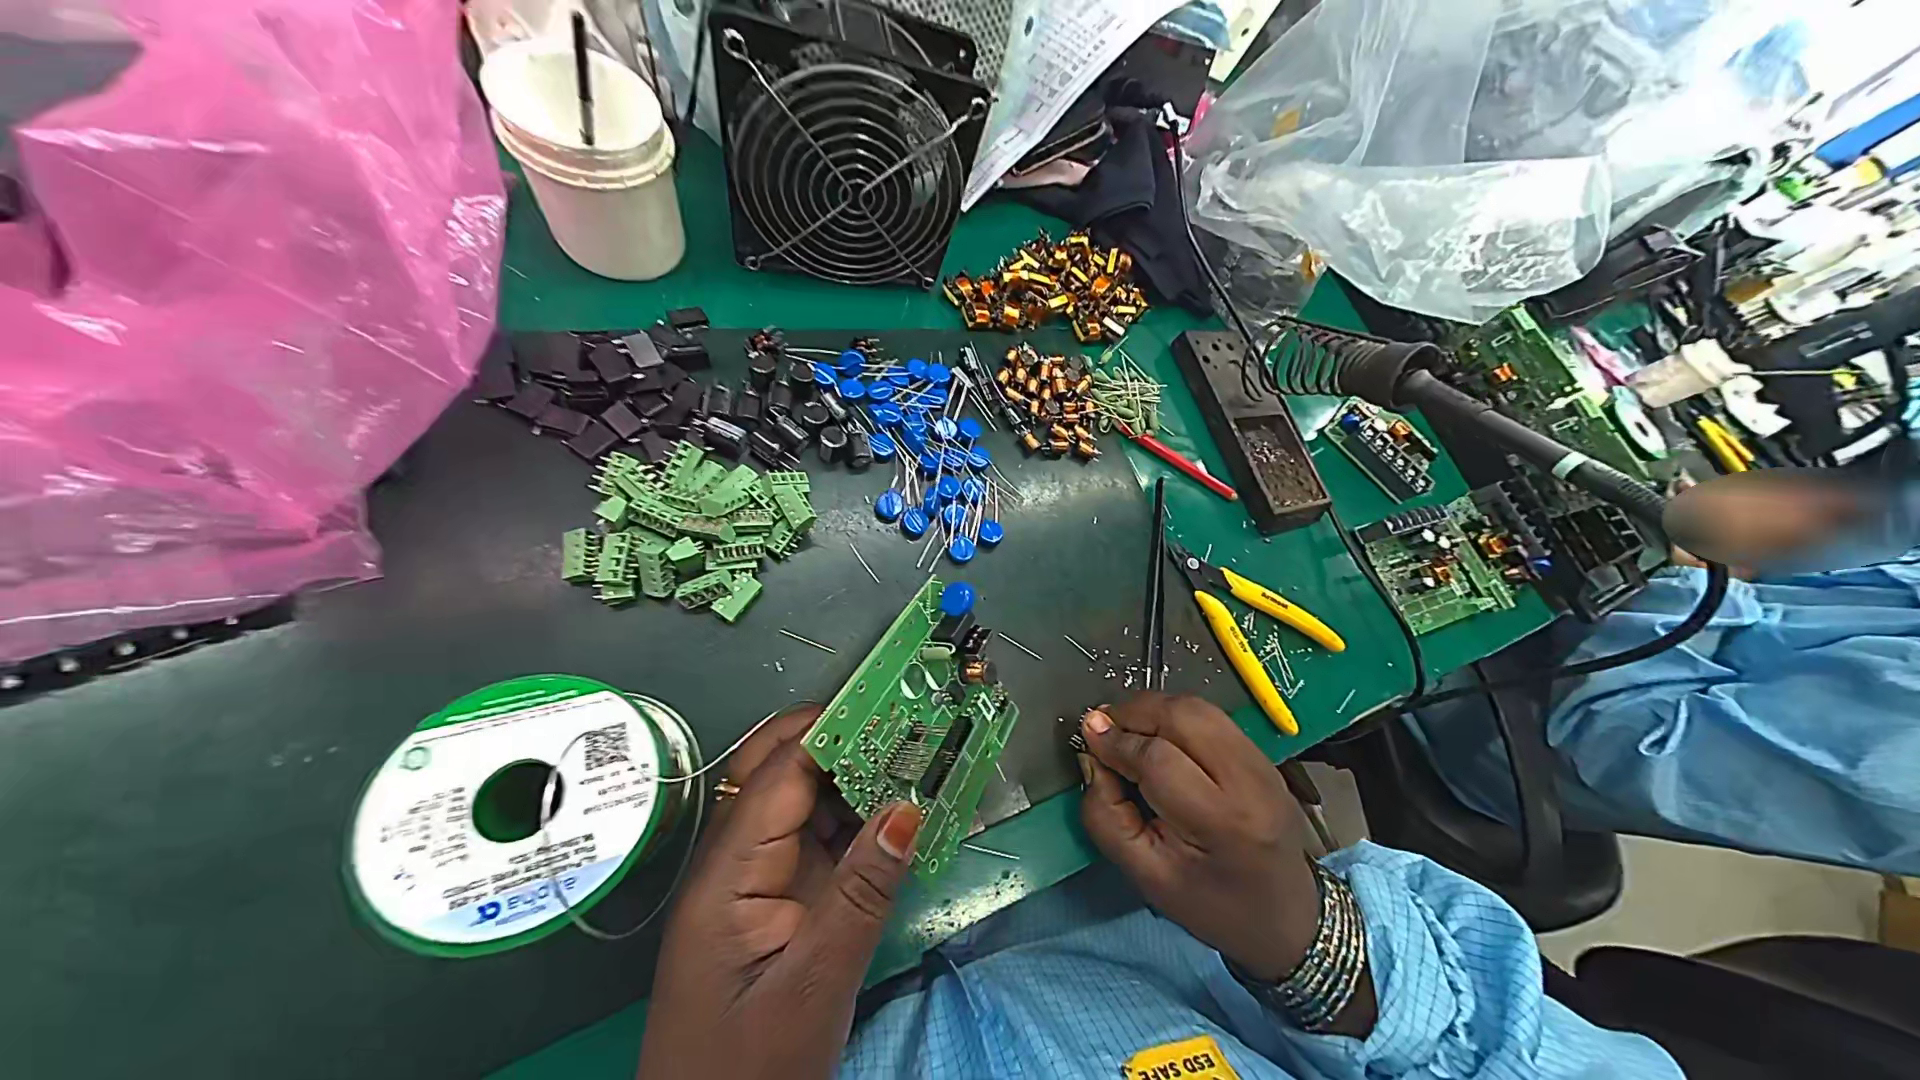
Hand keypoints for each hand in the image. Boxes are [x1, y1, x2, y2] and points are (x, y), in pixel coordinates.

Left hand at [637, 705, 923, 1079]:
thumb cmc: (749, 1069)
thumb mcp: (815, 983)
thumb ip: (863, 893)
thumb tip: (907, 810)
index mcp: (725, 874)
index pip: (777, 776)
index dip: (829, 732)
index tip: (883, 705)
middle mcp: (732, 861)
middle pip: (776, 773)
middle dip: (833, 738)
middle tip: (896, 721)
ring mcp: (753, 878)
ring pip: (797, 801)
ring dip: (847, 774)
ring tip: (902, 754)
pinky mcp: (774, 897)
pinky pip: (812, 837)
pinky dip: (851, 815)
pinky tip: (888, 809)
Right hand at [1077, 693, 1319, 981]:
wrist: (1286, 920)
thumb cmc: (1211, 905)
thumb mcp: (1145, 876)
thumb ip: (1106, 816)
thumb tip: (1092, 756)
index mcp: (1223, 822)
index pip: (1158, 758)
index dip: (1116, 742)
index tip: (1088, 735)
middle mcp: (1251, 781)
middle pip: (1183, 716)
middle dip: (1134, 712)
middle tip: (1105, 727)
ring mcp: (1264, 763)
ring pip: (1198, 707)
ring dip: (1154, 709)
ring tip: (1128, 728)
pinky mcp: (1264, 755)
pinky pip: (1211, 717)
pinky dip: (1175, 716)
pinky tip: (1158, 735)